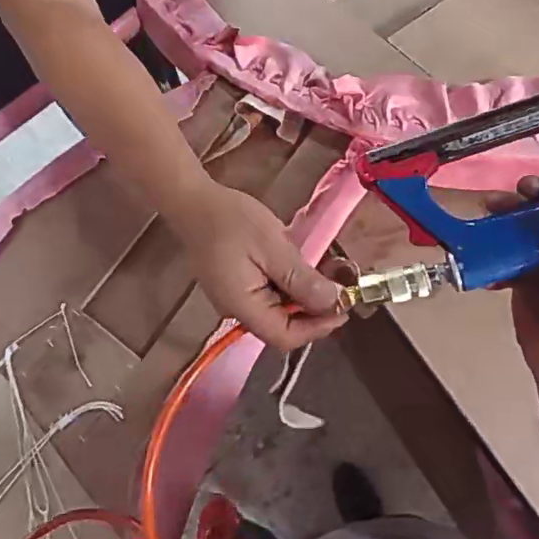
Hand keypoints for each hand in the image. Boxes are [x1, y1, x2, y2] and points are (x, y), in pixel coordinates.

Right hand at [164, 182, 344, 348]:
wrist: (194, 201)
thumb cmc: (231, 221)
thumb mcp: (273, 246)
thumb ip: (302, 279)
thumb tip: (332, 303)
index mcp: (244, 307)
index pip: (285, 337)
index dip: (318, 328)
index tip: (344, 308)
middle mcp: (238, 311)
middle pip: (284, 327)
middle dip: (315, 311)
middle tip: (341, 287)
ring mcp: (236, 300)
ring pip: (279, 311)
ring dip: (305, 296)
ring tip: (328, 273)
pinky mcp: (238, 286)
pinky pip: (269, 296)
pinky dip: (291, 286)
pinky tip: (303, 267)